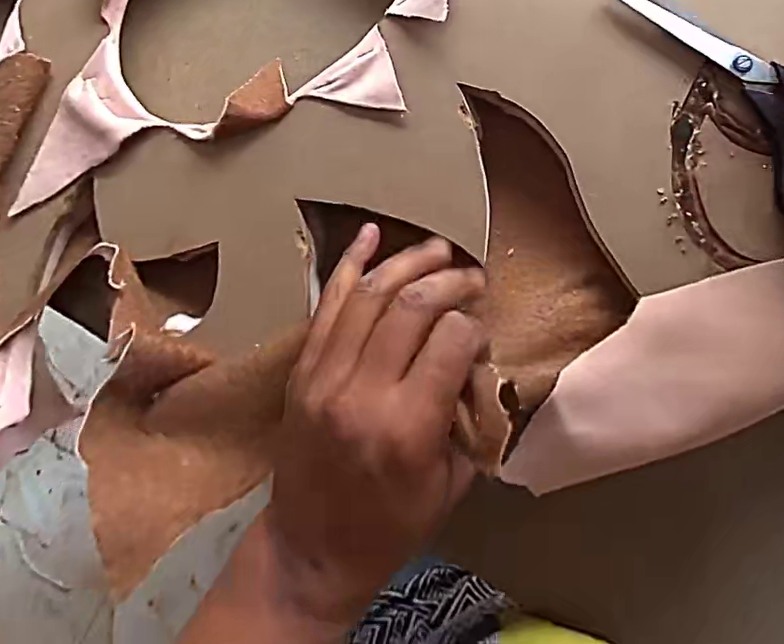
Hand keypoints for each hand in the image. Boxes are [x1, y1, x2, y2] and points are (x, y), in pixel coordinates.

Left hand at [258, 225, 489, 631]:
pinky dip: (351, 264)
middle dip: (450, 281)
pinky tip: (371, 234)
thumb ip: (470, 416)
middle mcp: (362, 391)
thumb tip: (479, 359)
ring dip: (409, 262)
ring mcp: (324, 375)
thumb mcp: (451, 484)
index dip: (475, 325)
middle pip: (412, 306)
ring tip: (438, 249)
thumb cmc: (390, 527)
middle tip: (472, 278)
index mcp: (406, 428)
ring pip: (370, 294)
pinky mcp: (302, 368)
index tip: (481, 331)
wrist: (309, 550)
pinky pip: (327, 303)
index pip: (452, 341)